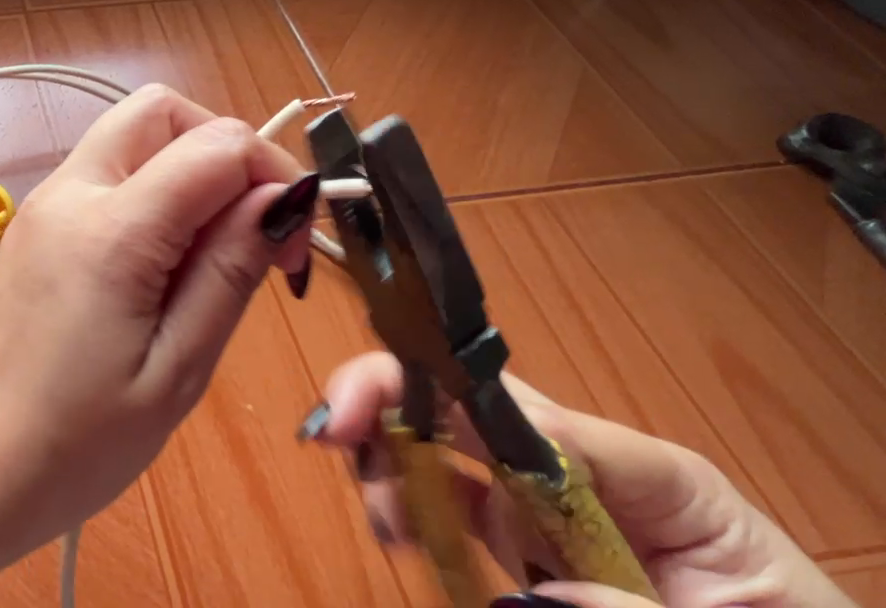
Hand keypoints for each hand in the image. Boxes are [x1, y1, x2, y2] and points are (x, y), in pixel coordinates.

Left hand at [0, 84, 311, 559]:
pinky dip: (150, 188)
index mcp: (109, 228)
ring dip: (185, 167)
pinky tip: (163, 260)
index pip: (214, 143)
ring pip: (129, 134)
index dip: (273, 177)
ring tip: (211, 253)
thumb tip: (280, 200)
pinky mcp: (35, 223)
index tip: (291, 248)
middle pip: (159, 109)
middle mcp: (69, 193)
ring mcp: (44, 203)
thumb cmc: (80, 441)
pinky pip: (104, 172)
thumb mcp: (179, 369)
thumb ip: (229, 270)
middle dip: (223, 148)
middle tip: (252, 228)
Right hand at [311, 353, 855, 607]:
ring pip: (445, 447)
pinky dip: (404, 503)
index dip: (445, 397)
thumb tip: (530, 596)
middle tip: (330, 432)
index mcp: (655, 477)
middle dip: (389, 400)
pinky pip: (449, 502)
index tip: (369, 412)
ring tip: (379, 520)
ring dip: (388, 460)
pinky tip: (393, 528)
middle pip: (472, 405)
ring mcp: (549, 503)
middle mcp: (587, 470)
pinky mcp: (523, 539)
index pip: (540, 419)